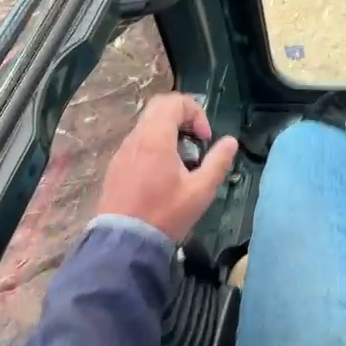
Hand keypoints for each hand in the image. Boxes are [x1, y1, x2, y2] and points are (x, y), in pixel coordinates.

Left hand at [95, 93, 238, 242]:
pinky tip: (162, 174)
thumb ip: (218, 162)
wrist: (124, 244)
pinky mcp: (115, 167)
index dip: (195, 112)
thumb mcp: (200, 191)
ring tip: (181, 161)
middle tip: (195, 140)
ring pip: (146, 125)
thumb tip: (230, 141)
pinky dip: (154, 146)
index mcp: (155, 138)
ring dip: (168, 132)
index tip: (204, 138)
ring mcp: (122, 152)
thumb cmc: (165, 214)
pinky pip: (137, 143)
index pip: (173, 102)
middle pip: (158, 107)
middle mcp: (135, 139)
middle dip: (182, 117)